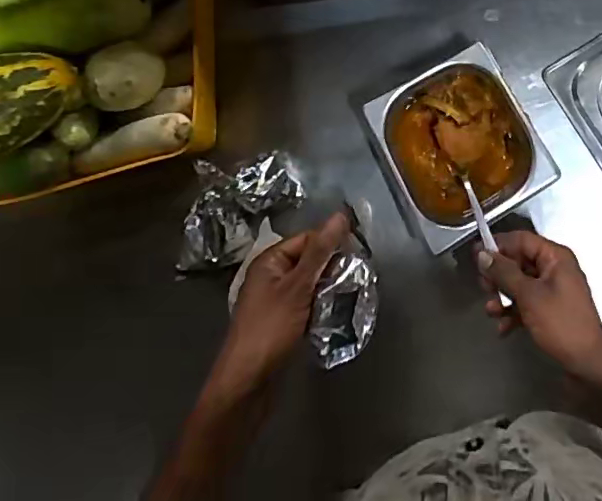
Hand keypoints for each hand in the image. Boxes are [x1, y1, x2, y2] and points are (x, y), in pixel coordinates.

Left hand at [211, 210, 351, 394]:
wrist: (246, 384)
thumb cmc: (269, 330)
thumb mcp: (298, 286)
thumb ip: (320, 251)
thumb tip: (340, 215)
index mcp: (270, 260)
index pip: (308, 239)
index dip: (331, 244)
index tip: (355, 256)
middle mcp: (271, 276)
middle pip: (310, 261)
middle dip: (332, 268)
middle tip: (355, 277)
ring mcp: (275, 300)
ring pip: (310, 284)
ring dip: (328, 288)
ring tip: (349, 294)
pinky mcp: (281, 322)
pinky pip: (306, 303)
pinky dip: (320, 305)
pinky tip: (334, 312)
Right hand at [477, 230, 601, 387]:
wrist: (588, 365)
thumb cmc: (561, 324)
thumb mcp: (529, 296)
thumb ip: (504, 272)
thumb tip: (482, 253)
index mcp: (555, 257)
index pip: (521, 239)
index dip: (498, 245)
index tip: (476, 257)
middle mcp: (555, 268)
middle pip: (519, 261)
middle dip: (499, 275)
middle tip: (484, 288)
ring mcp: (553, 290)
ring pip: (520, 284)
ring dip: (503, 296)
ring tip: (491, 311)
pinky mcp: (550, 311)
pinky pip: (526, 303)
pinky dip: (513, 312)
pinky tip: (503, 328)